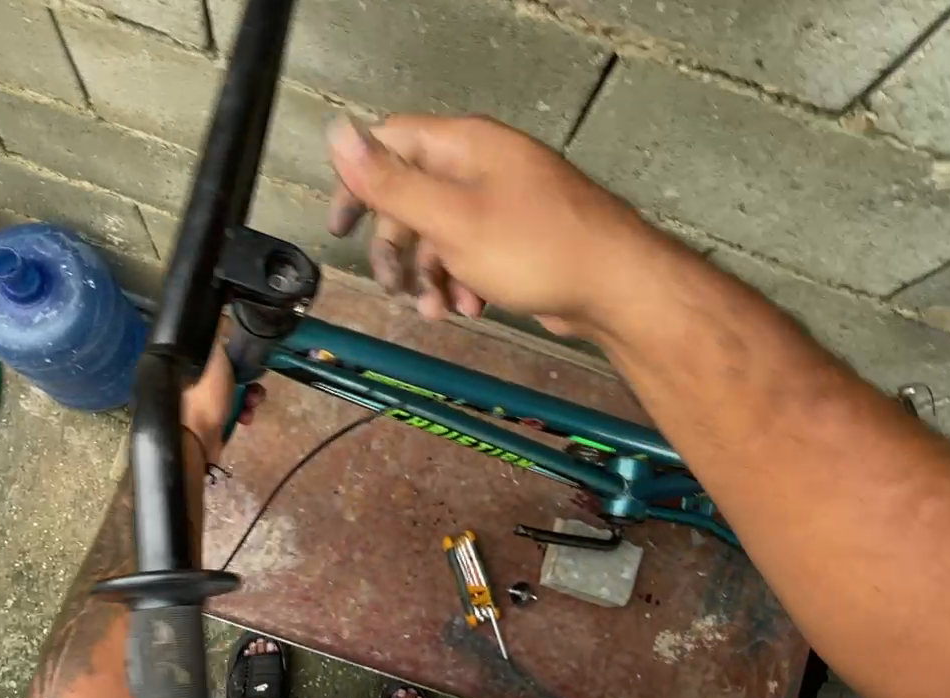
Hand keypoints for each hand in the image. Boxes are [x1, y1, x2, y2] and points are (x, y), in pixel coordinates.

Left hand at [180, 336, 262, 459]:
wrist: (197, 437)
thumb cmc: (205, 394)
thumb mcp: (215, 353)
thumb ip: (220, 333)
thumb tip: (226, 318)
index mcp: (192, 360)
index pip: (221, 349)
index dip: (240, 353)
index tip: (251, 359)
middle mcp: (197, 378)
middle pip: (233, 371)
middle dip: (250, 380)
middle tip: (253, 388)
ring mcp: (205, 400)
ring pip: (238, 392)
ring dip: (251, 398)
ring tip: (250, 406)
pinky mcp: (214, 420)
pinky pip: (236, 411)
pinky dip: (244, 413)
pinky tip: (244, 419)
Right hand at [327, 115, 680, 337]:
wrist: (612, 287)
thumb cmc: (532, 247)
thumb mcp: (450, 218)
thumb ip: (391, 182)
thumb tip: (337, 134)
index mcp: (462, 147)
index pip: (390, 145)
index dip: (358, 183)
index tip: (341, 229)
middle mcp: (478, 168)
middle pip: (410, 201)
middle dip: (398, 251)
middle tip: (396, 289)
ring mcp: (498, 205)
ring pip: (437, 237)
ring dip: (428, 277)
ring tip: (438, 311)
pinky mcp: (512, 241)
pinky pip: (467, 257)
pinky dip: (459, 283)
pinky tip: (470, 309)